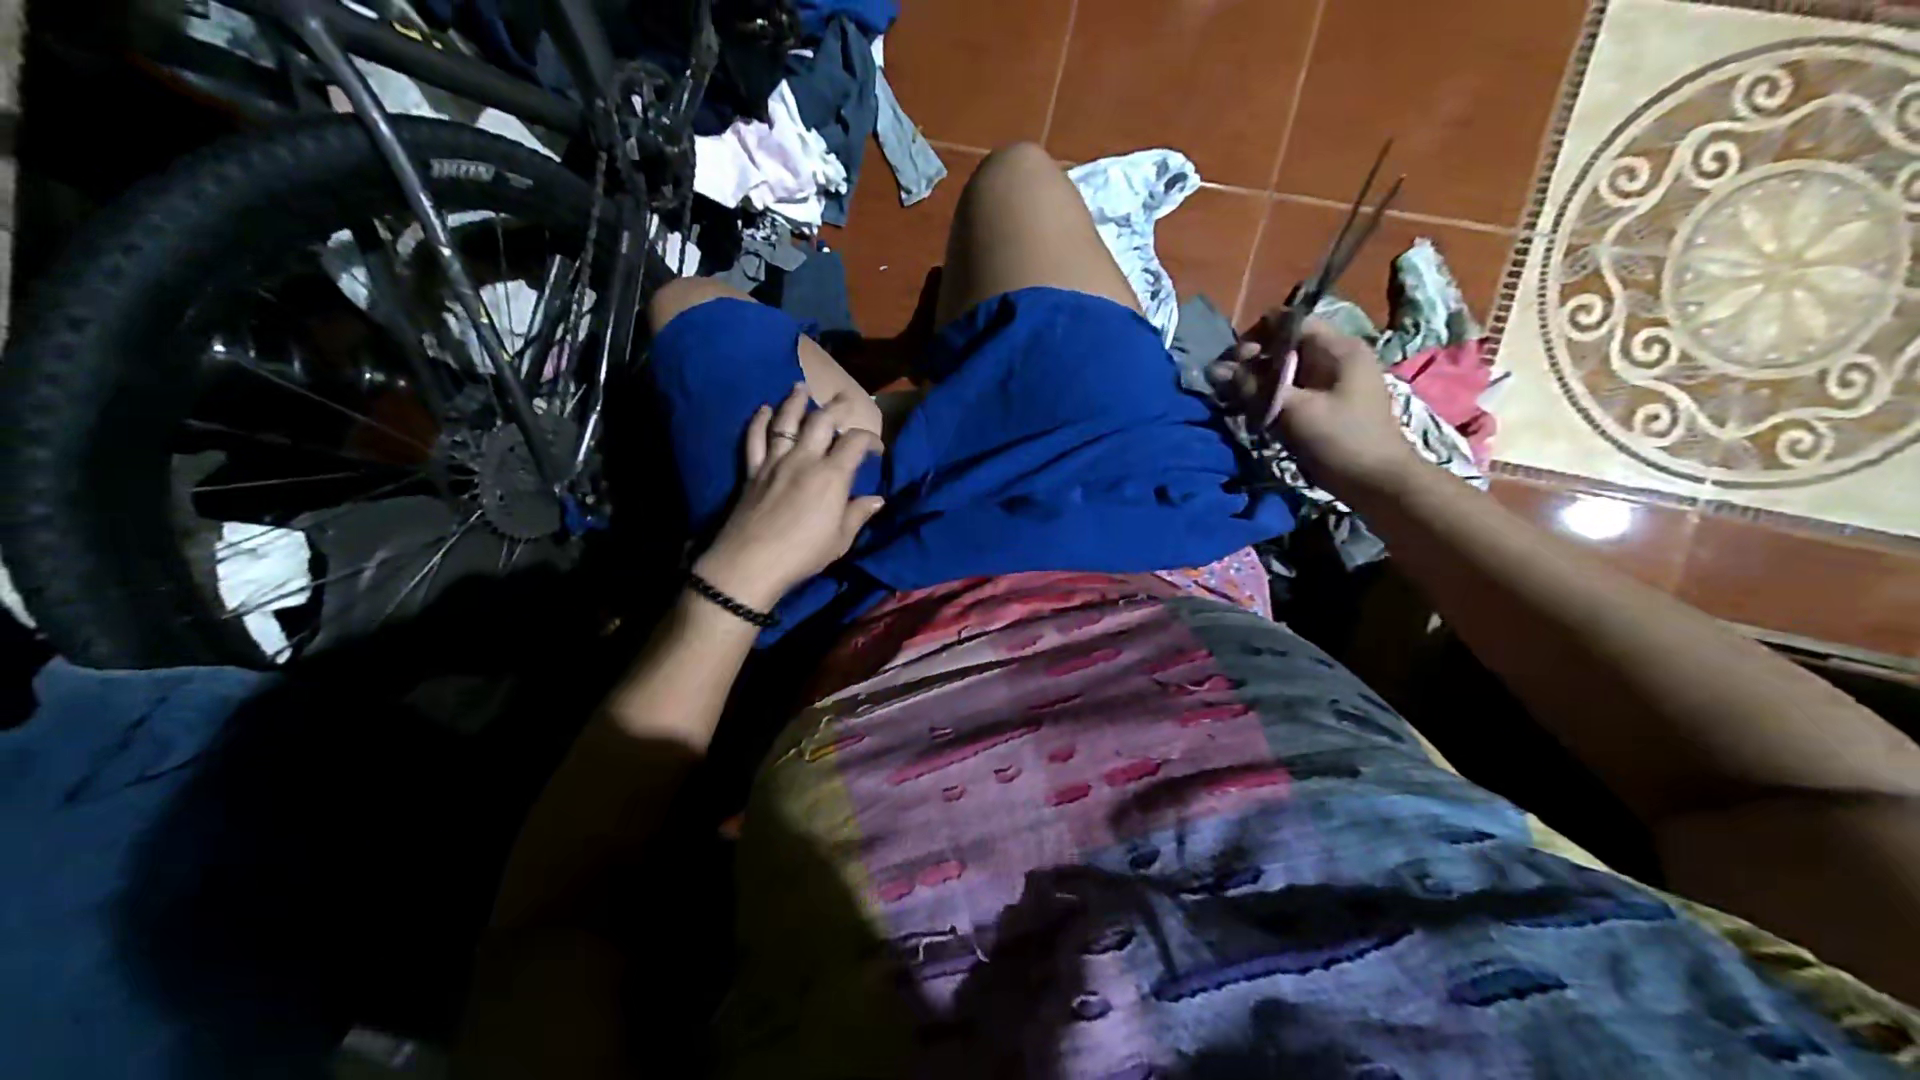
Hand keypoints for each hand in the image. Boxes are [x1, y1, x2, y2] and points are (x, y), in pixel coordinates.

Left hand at [693, 384, 885, 611]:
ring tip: (801, 387)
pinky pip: (755, 438)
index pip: (855, 442)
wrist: (750, 563)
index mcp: (832, 475)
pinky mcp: (752, 471)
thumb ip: (857, 514)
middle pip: (821, 421)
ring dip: (795, 401)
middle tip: (844, 400)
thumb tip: (876, 500)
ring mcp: (775, 461)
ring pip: (786, 421)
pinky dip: (760, 421)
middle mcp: (805, 458)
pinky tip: (764, 410)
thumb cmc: (803, 554)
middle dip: (836, 407)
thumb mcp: (840, 539)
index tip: (876, 449)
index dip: (870, 439)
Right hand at [1208, 317, 1419, 495]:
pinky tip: (1256, 413)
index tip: (1236, 360)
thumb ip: (1255, 387)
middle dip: (1254, 361)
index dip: (1259, 335)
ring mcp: (1331, 381)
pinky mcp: (1324, 403)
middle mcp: (1335, 358)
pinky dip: (1271, 397)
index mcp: (1338, 348)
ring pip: (1285, 369)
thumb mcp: (1295, 411)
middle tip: (1231, 383)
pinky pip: (1291, 389)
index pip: (1291, 322)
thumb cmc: (1342, 440)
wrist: (1378, 482)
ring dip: (1260, 382)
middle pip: (1285, 346)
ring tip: (1238, 401)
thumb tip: (1217, 370)